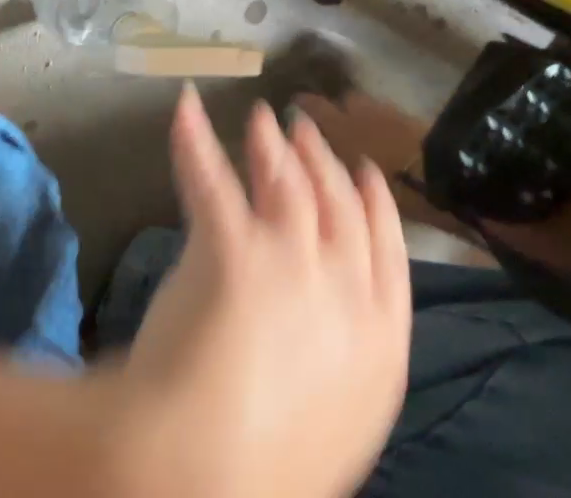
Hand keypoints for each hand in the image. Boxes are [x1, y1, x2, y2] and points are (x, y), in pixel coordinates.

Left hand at [122, 87, 411, 497]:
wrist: (207, 466)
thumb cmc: (267, 465)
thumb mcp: (338, 422)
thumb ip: (342, 365)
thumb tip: (328, 346)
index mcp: (382, 337)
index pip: (385, 250)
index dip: (372, 204)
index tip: (363, 174)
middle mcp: (345, 287)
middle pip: (338, 205)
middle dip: (322, 162)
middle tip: (305, 129)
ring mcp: (290, 261)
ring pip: (285, 185)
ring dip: (272, 145)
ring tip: (261, 117)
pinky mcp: (229, 247)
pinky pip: (211, 178)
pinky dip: (195, 139)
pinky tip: (185, 108)